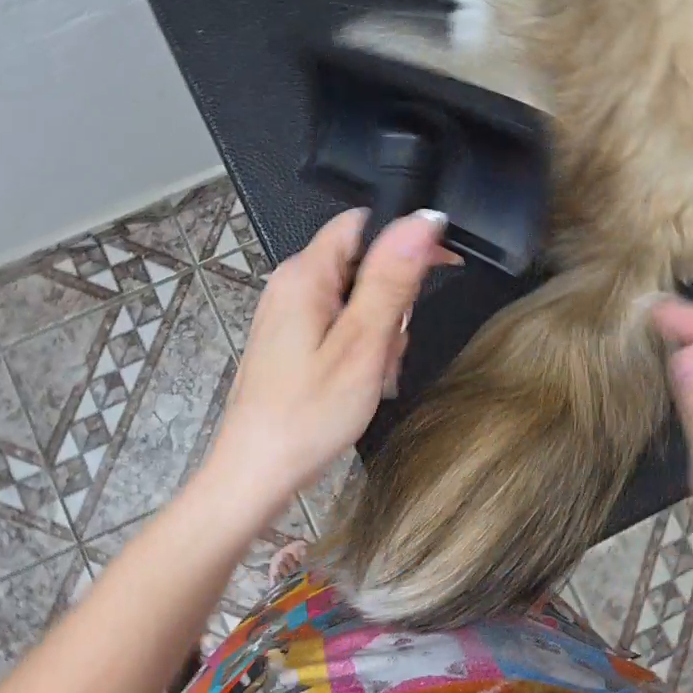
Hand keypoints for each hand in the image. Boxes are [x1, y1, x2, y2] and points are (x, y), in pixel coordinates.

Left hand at [205, 207, 453, 504]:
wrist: (256, 472)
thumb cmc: (305, 416)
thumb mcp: (362, 344)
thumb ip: (392, 279)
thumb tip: (423, 219)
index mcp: (303, 275)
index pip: (362, 224)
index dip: (405, 239)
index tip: (436, 271)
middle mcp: (289, 285)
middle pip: (361, 263)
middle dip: (391, 300)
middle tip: (390, 348)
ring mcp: (286, 315)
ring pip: (353, 299)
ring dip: (377, 332)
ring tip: (373, 374)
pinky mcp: (288, 341)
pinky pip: (336, 326)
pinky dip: (357, 349)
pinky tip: (357, 382)